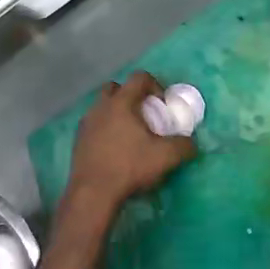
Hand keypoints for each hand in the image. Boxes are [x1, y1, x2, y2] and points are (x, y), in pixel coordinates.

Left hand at [64, 72, 196, 217]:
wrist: (93, 191)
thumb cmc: (129, 166)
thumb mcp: (165, 157)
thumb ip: (183, 145)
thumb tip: (191, 143)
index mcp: (120, 102)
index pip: (139, 77)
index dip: (155, 85)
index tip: (163, 105)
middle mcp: (100, 106)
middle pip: (116, 88)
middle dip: (131, 96)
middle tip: (144, 116)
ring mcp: (86, 121)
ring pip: (103, 106)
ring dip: (117, 113)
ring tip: (130, 135)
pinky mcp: (78, 138)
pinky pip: (94, 124)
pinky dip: (105, 129)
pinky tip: (115, 149)